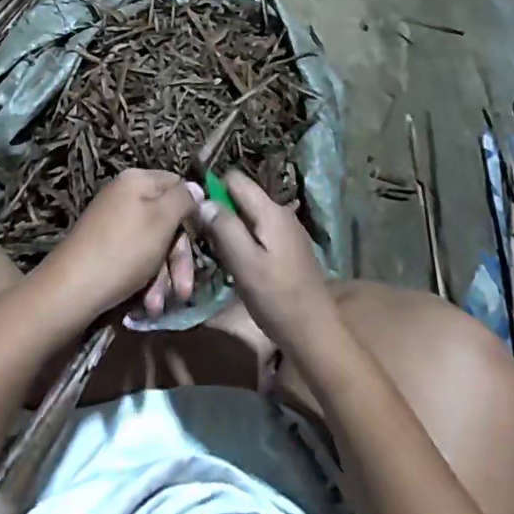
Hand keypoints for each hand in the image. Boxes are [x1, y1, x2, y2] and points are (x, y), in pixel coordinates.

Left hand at [36, 169, 204, 326]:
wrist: (72, 289)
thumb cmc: (123, 250)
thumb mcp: (161, 220)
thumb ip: (183, 200)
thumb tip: (195, 188)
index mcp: (137, 181)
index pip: (178, 185)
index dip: (192, 212)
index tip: (203, 239)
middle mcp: (125, 197)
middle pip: (168, 222)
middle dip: (177, 259)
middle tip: (184, 291)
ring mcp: (114, 223)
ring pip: (154, 246)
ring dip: (163, 277)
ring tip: (157, 305)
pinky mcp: (107, 248)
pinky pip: (136, 260)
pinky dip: (145, 281)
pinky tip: (145, 304)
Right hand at [198, 169, 337, 349]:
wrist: (315, 333)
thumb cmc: (277, 298)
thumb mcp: (244, 262)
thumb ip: (223, 227)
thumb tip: (203, 200)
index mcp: (271, 211)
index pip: (235, 179)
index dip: (213, 189)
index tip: (197, 213)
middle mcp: (281, 213)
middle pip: (241, 197)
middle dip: (219, 211)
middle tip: (203, 237)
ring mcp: (286, 231)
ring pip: (248, 216)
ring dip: (230, 229)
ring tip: (217, 252)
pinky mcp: (287, 249)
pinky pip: (258, 232)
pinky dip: (243, 241)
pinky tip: (237, 263)